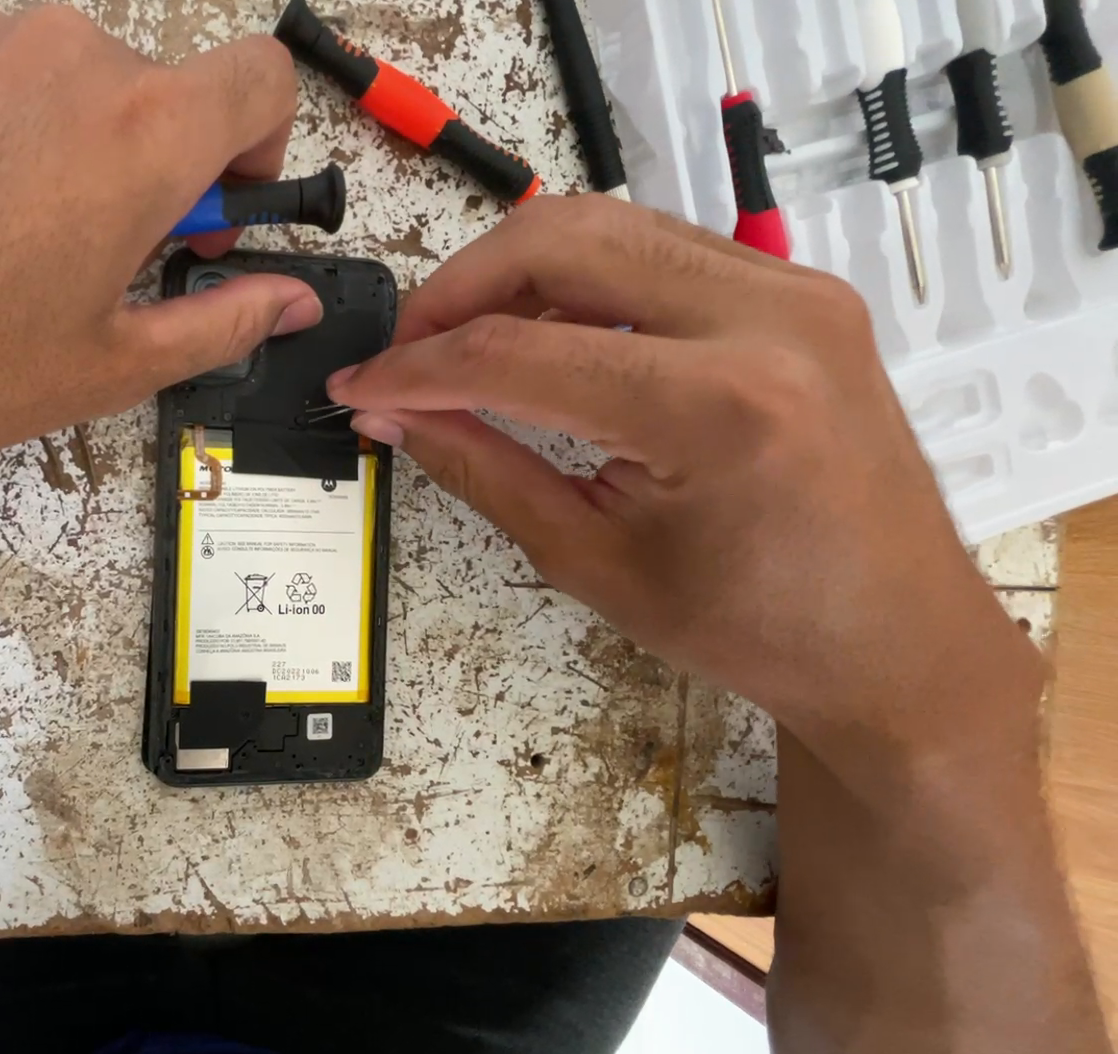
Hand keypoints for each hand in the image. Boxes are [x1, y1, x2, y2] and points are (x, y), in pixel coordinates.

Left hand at [0, 6, 321, 554]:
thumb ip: (221, 322)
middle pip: (155, 90)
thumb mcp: (110, 366)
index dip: (260, 145)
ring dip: (71, 151)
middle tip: (100, 261)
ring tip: (8, 246)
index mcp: (138, 130)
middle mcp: (63, 54)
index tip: (217, 210)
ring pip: (66, 83)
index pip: (261, 80)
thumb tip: (291, 301)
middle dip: (154, 169)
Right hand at [326, 196, 1035, 736]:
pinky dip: (566, 280)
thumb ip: (476, 464)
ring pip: (600, 225)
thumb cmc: (740, 624)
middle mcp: (763, 316)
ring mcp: (789, 288)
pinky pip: (646, 248)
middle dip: (451, 292)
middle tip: (402, 355)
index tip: (353, 388)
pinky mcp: (792, 290)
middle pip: (556, 240)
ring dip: (504, 275)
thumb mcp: (583, 554)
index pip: (512, 353)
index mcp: (713, 407)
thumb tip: (391, 412)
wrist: (891, 638)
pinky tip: (532, 338)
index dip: (410, 368)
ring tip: (454, 346)